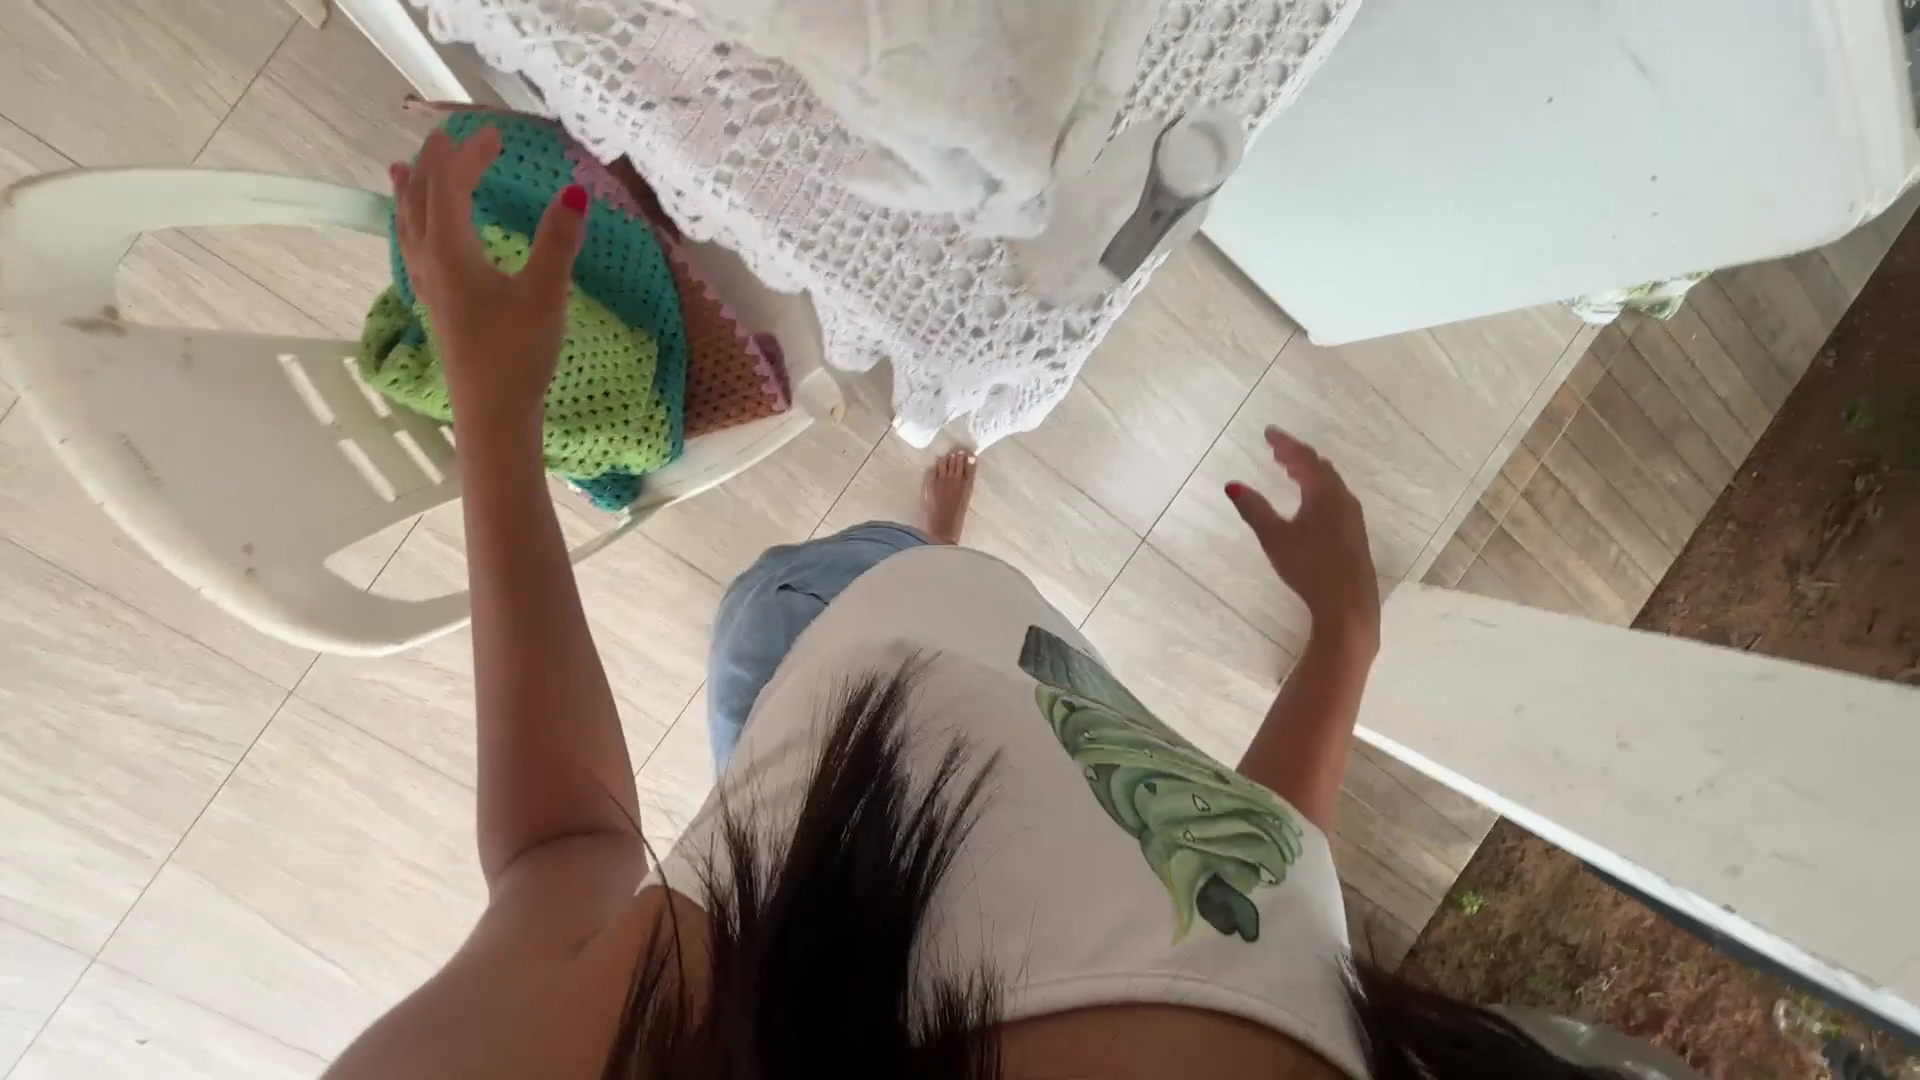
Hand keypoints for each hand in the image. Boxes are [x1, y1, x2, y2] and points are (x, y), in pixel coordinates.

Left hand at [389, 126, 587, 447]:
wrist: (493, 410)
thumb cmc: (518, 353)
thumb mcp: (545, 295)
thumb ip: (558, 242)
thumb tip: (576, 194)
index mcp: (451, 250)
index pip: (450, 183)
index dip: (470, 153)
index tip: (496, 135)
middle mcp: (428, 260)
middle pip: (418, 195)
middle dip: (435, 161)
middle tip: (455, 139)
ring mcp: (427, 284)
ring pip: (408, 222)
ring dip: (412, 188)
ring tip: (405, 166)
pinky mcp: (436, 305)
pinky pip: (414, 247)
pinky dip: (415, 222)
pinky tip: (424, 236)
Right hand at [1226, 427, 1380, 643]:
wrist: (1348, 602)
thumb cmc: (1309, 567)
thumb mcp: (1274, 538)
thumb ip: (1254, 509)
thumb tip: (1232, 485)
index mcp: (1323, 494)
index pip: (1303, 459)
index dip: (1285, 443)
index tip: (1268, 431)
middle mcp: (1342, 499)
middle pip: (1319, 467)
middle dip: (1296, 456)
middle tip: (1276, 450)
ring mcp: (1351, 516)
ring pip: (1329, 483)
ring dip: (1308, 472)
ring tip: (1289, 470)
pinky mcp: (1353, 532)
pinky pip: (1334, 496)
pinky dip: (1317, 487)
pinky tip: (1309, 501)